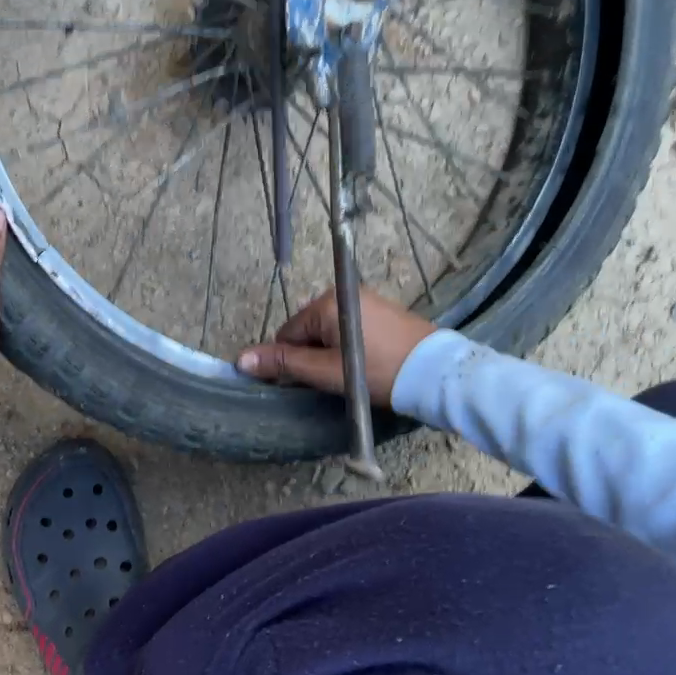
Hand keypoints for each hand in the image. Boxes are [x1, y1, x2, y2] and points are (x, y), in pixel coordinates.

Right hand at [236, 286, 438, 406]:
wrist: (434, 373)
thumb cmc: (376, 372)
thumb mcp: (324, 371)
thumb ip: (282, 363)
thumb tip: (241, 360)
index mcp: (326, 303)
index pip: (287, 335)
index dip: (291, 362)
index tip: (310, 381)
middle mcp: (344, 293)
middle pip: (307, 331)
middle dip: (311, 356)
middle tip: (333, 379)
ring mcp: (366, 300)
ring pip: (328, 332)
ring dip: (330, 354)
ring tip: (351, 374)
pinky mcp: (383, 311)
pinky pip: (349, 329)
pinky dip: (348, 348)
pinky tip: (364, 365)